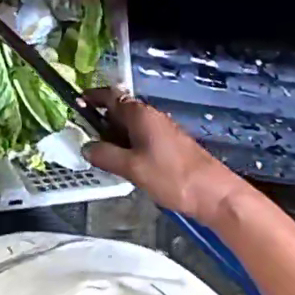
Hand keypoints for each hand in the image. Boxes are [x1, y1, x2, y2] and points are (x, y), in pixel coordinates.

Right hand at [84, 89, 247, 223]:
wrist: (219, 198)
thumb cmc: (173, 177)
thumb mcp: (132, 168)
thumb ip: (104, 155)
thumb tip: (85, 147)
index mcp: (139, 113)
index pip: (108, 95)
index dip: (90, 99)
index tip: (74, 106)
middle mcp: (150, 116)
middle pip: (118, 111)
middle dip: (101, 123)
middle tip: (86, 139)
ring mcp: (163, 130)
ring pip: (130, 127)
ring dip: (116, 137)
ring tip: (104, 156)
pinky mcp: (172, 146)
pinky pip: (142, 138)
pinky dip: (130, 146)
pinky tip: (127, 165)